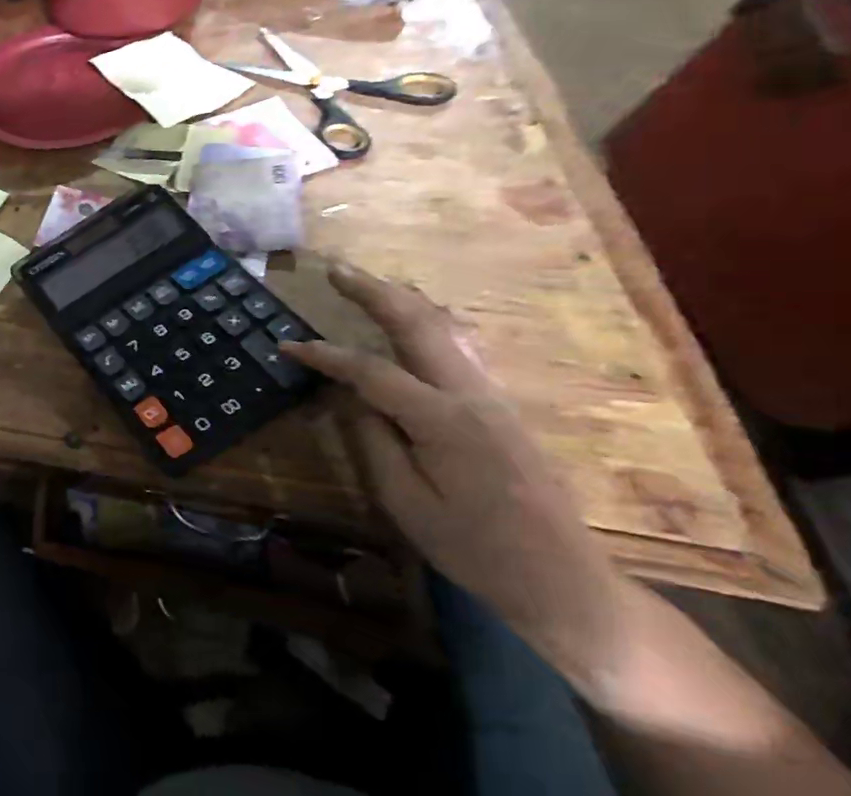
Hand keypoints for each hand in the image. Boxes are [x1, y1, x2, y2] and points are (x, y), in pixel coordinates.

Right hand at [281, 261, 625, 670]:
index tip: (288, 344)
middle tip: (337, 270)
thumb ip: (374, 443)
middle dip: (375, 292)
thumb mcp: (407, 504)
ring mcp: (493, 396)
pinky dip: (426, 322)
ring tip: (368, 284)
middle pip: (418, 324)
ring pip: (445, 329)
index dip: (326, 355)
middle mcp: (472, 394)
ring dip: (403, 300)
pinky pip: (458, 347)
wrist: (561, 580)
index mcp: (443, 420)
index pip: (371, 371)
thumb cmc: (475, 550)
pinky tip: (410, 322)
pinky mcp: (502, 406)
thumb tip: (352, 398)